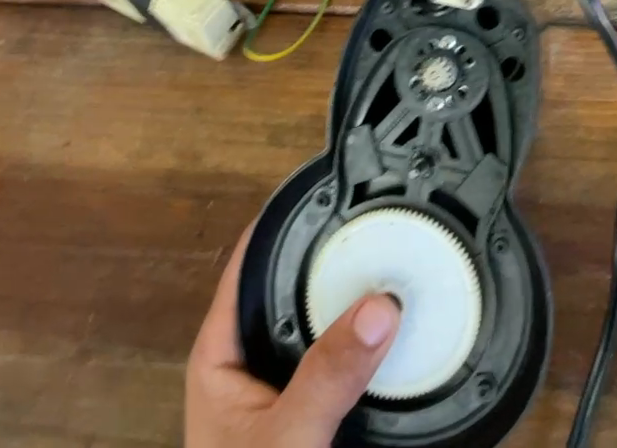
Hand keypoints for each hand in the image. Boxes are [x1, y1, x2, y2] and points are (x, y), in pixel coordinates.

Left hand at [186, 224, 401, 447]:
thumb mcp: (288, 434)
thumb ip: (328, 376)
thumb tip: (381, 305)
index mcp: (220, 351)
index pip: (250, 263)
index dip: (285, 224)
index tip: (334, 193)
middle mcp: (247, 358)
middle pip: (287, 288)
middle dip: (329, 256)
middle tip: (381, 222)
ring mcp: (276, 383)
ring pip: (315, 322)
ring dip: (348, 300)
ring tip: (396, 264)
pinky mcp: (304, 405)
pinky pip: (335, 356)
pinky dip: (360, 338)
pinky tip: (392, 328)